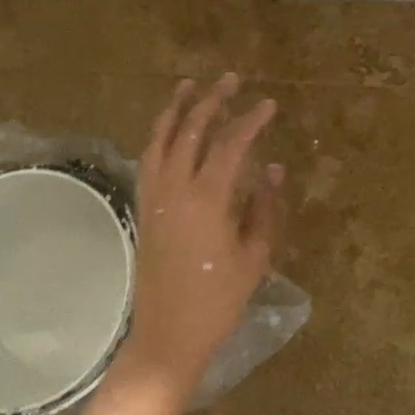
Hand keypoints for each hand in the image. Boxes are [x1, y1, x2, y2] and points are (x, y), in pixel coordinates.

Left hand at [120, 73, 283, 391]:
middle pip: (192, 130)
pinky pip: (148, 159)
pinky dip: (159, 136)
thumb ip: (263, 206)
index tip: (267, 104)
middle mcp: (175, 188)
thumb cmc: (217, 300)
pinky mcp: (143, 208)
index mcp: (206, 198)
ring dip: (177, 109)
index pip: (230, 144)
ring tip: (189, 85)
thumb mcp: (253, 256)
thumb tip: (271, 166)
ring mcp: (154, 196)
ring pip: (162, 139)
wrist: (167, 334)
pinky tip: (168, 129)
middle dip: (212, 101)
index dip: (249, 120)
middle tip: (230, 79)